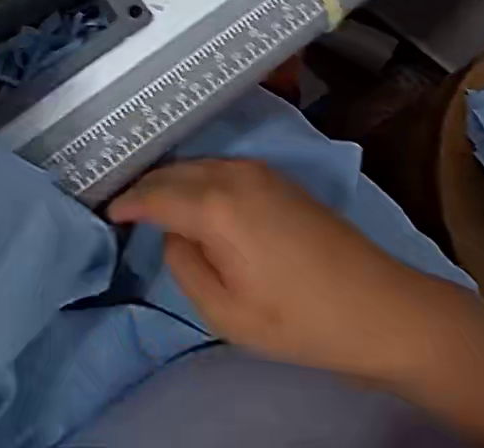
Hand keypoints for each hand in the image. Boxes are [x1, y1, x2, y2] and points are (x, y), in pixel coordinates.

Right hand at [110, 160, 483, 447]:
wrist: (379, 306)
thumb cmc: (298, 319)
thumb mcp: (225, 312)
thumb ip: (184, 264)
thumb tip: (175, 233)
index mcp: (215, 205)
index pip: (153, 193)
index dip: (125, 201)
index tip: (104, 209)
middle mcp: (231, 172)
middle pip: (172, 171)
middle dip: (144, 186)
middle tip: (120, 203)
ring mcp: (257, 168)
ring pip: (195, 164)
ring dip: (170, 180)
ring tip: (150, 201)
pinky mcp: (275, 174)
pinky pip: (218, 167)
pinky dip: (196, 178)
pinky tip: (193, 197)